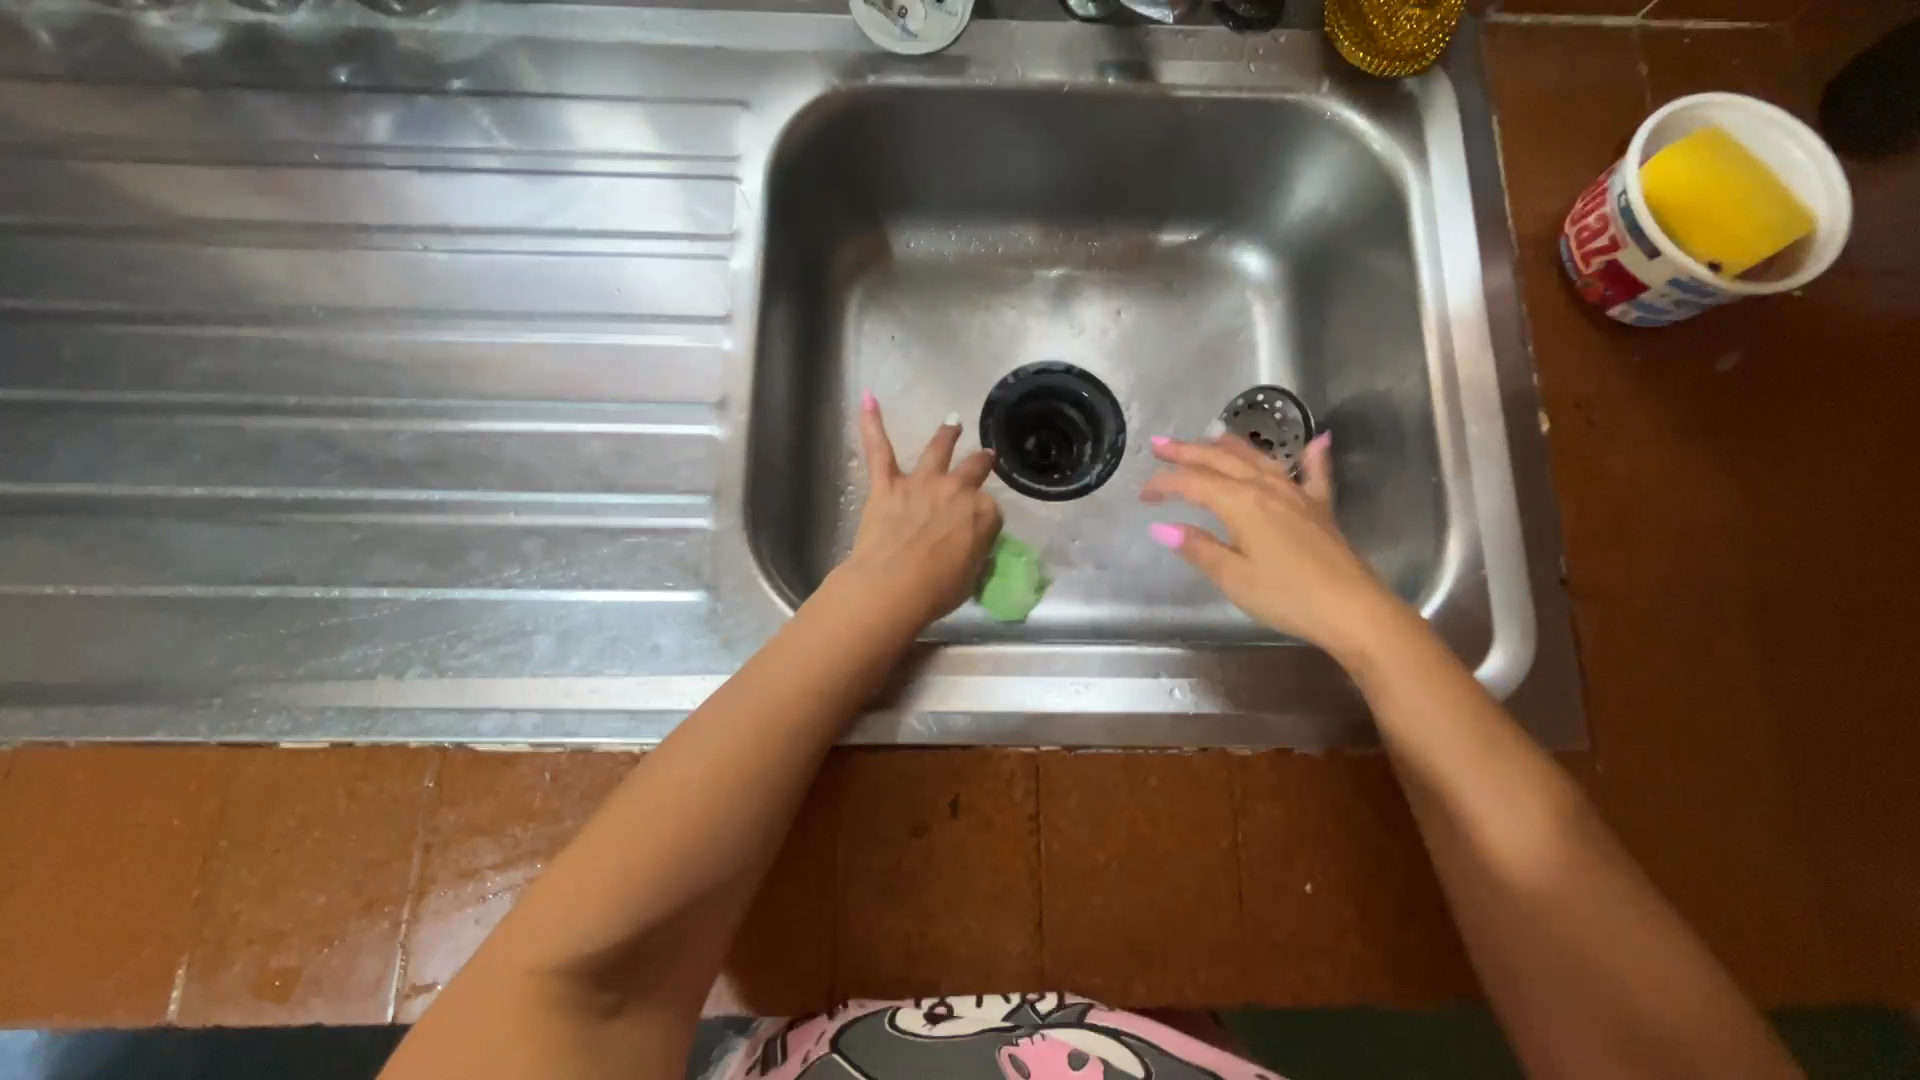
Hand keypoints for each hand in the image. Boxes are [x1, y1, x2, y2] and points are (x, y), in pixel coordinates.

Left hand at [829, 392, 1002, 631]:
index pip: (991, 511)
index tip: (981, 529)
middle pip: (973, 470)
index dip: (985, 520)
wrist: (894, 586)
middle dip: (980, 463)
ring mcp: (921, 483)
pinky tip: (868, 399)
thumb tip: (970, 546)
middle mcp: (956, 490)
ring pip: (937, 450)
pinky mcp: (887, 485)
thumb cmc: (937, 590)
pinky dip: (872, 424)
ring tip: (952, 424)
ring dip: (946, 435)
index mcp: (983, 514)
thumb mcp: (972, 576)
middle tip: (985, 457)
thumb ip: (974, 553)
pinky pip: (879, 449)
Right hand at [1141, 432, 1401, 659]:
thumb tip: (1162, 527)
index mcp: (1241, 503)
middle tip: (1160, 446)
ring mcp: (1297, 494)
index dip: (1164, 484)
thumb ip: (1199, 548)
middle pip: (1221, 460)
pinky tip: (1317, 441)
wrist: (1352, 609)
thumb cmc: (1287, 597)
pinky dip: (1311, 456)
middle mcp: (1267, 488)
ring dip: (1229, 446)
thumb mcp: (1234, 578)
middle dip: (1187, 451)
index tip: (1142, 494)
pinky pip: (1314, 473)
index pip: (1193, 484)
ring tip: (1209, 438)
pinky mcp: (1320, 508)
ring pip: (1258, 458)